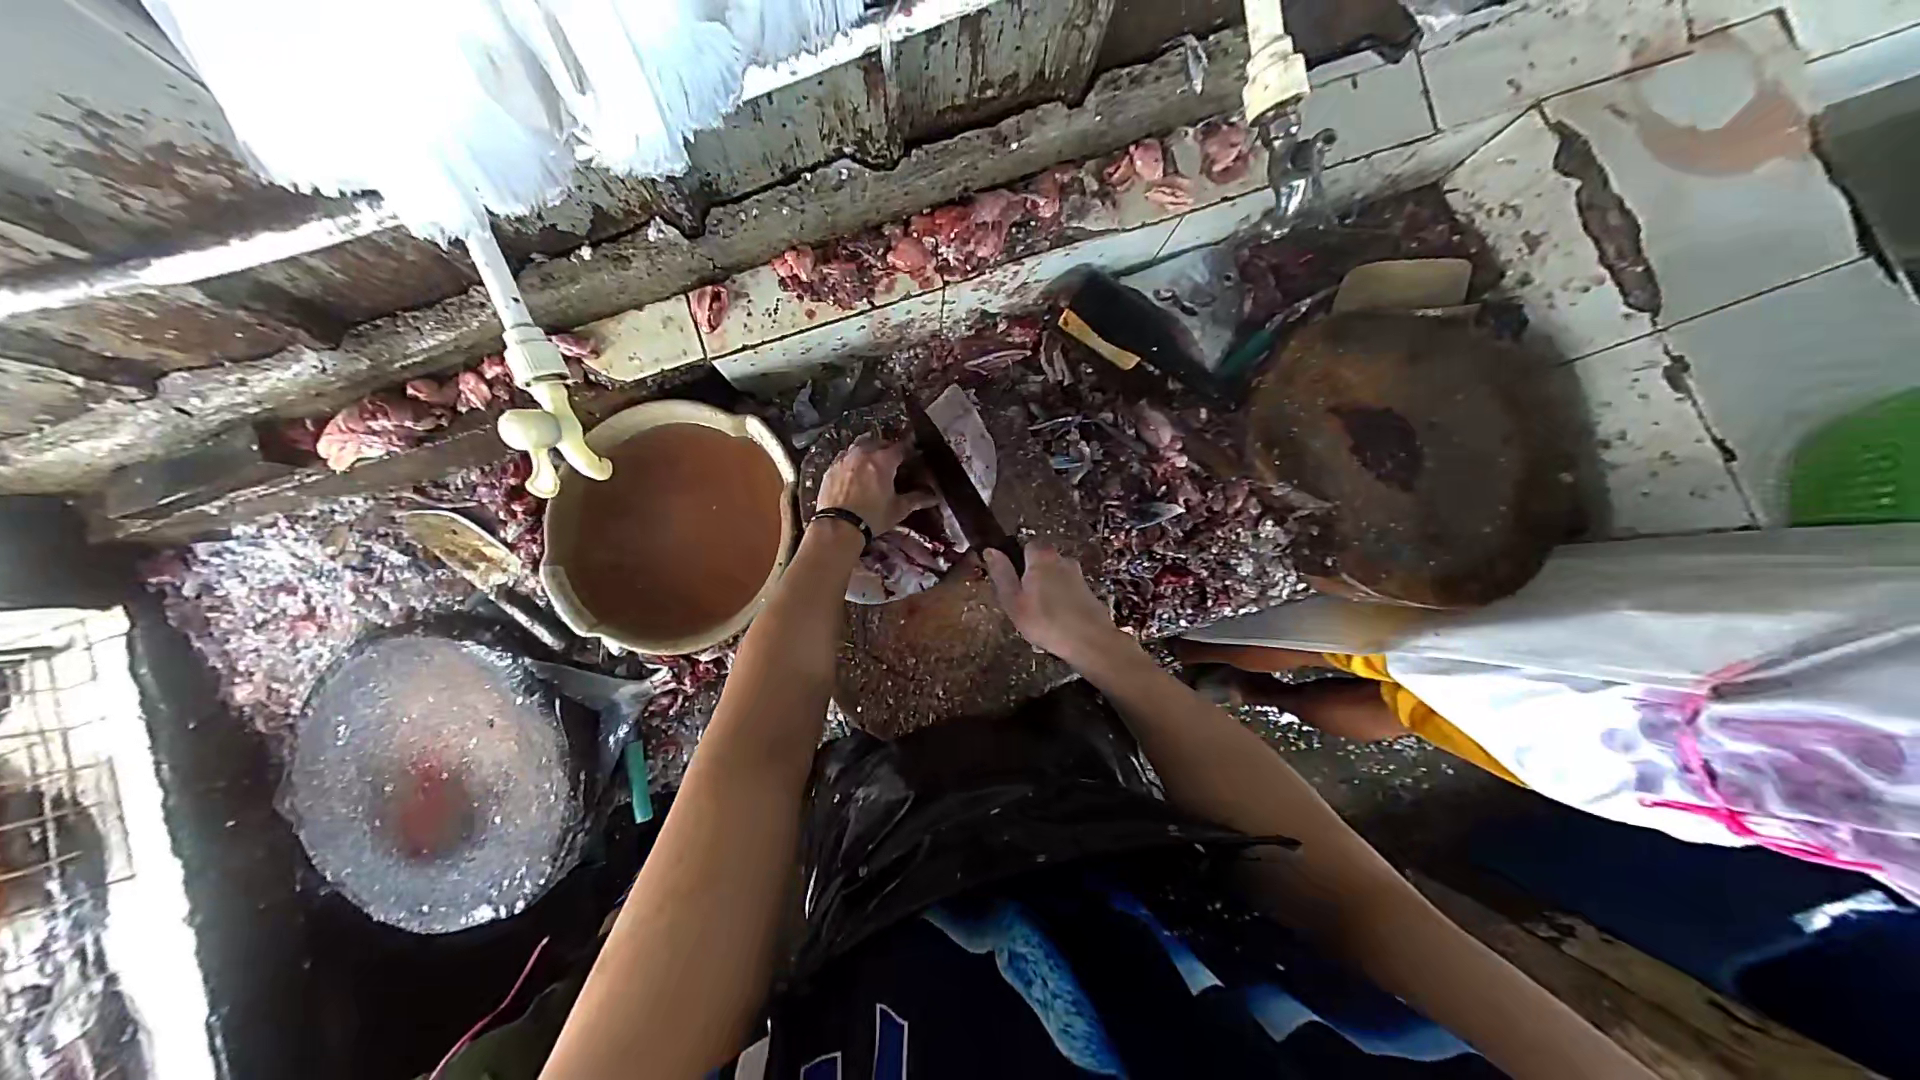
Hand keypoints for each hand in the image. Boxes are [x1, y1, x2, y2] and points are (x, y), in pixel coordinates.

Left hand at [815, 435, 937, 536]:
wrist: (838, 526)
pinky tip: (854, 470)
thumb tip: (933, 497)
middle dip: (888, 447)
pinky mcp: (831, 468)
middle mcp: (863, 453)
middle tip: (894, 459)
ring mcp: (845, 459)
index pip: (901, 447)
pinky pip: (845, 456)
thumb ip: (916, 499)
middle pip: (879, 441)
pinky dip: (853, 459)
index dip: (909, 449)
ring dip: (869, 449)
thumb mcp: (898, 509)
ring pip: (860, 445)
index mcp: (883, 461)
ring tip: (873, 461)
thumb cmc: (872, 517)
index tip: (914, 453)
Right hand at [983, 543, 1131, 667]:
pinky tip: (1056, 621)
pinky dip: (1061, 601)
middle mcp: (1063, 560)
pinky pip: (1067, 592)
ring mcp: (1079, 576)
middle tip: (1024, 603)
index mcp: (1042, 557)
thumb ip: (1002, 573)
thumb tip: (991, 550)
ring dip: (1048, 591)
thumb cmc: (1045, 621)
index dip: (1018, 562)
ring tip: (1041, 616)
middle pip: (1043, 562)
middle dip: (1034, 577)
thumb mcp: (1013, 600)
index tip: (1013, 583)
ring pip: (1056, 578)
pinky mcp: (1089, 593)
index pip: (1027, 546)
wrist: (1089, 641)